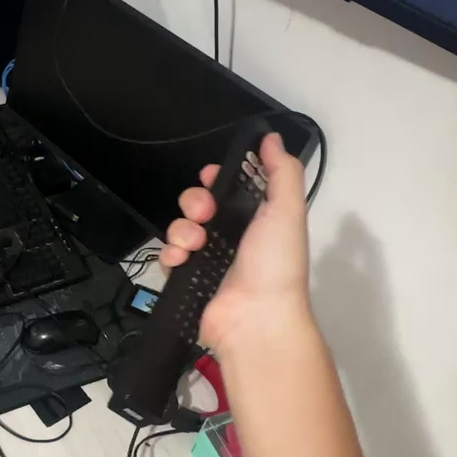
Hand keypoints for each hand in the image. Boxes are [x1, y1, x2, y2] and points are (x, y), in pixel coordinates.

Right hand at [159, 132, 313, 353]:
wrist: (255, 317)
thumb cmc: (276, 264)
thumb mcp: (288, 210)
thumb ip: (282, 171)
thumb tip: (271, 138)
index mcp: (256, 219)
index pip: (229, 188)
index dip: (217, 177)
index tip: (211, 176)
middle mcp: (231, 237)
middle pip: (198, 204)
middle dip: (195, 202)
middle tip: (205, 214)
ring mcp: (207, 259)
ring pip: (179, 228)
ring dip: (182, 230)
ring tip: (195, 245)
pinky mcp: (187, 279)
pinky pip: (167, 256)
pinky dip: (170, 254)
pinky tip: (182, 260)